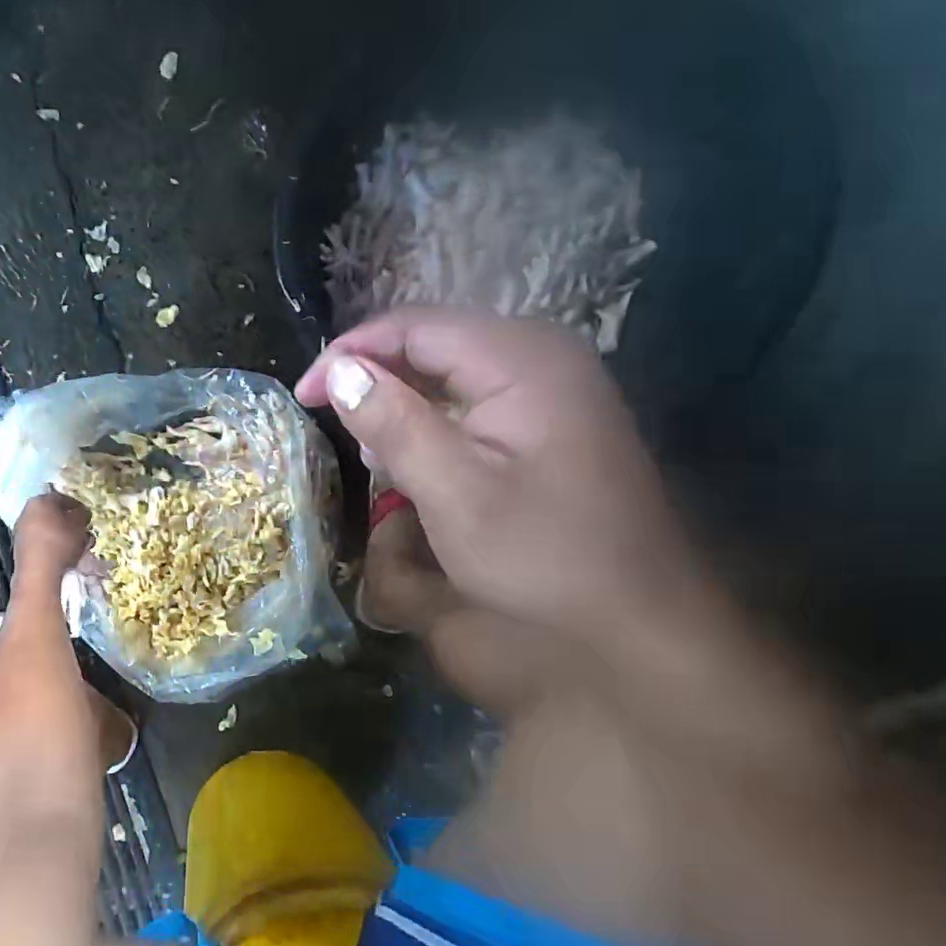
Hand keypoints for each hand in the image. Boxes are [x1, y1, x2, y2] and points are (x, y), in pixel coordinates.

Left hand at [10, 493, 89, 589]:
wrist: (39, 573)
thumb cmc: (61, 542)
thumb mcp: (79, 524)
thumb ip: (82, 514)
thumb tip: (81, 513)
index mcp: (40, 501)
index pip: (62, 497)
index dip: (78, 506)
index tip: (88, 515)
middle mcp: (27, 513)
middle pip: (54, 514)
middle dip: (71, 522)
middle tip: (84, 530)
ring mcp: (22, 531)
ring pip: (49, 529)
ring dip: (65, 535)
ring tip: (79, 546)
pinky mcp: (22, 548)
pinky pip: (43, 541)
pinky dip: (55, 545)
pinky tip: (67, 555)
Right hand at [296, 309, 698, 638]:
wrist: (640, 619)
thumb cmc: (545, 558)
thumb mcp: (456, 493)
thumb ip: (395, 422)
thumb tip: (341, 370)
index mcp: (521, 357)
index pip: (415, 326)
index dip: (351, 353)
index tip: (306, 396)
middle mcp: (545, 355)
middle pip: (438, 344)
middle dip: (380, 378)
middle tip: (338, 424)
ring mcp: (559, 386)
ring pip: (459, 374)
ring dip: (410, 403)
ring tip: (374, 448)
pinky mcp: (561, 421)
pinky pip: (484, 403)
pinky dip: (443, 423)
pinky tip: (424, 459)